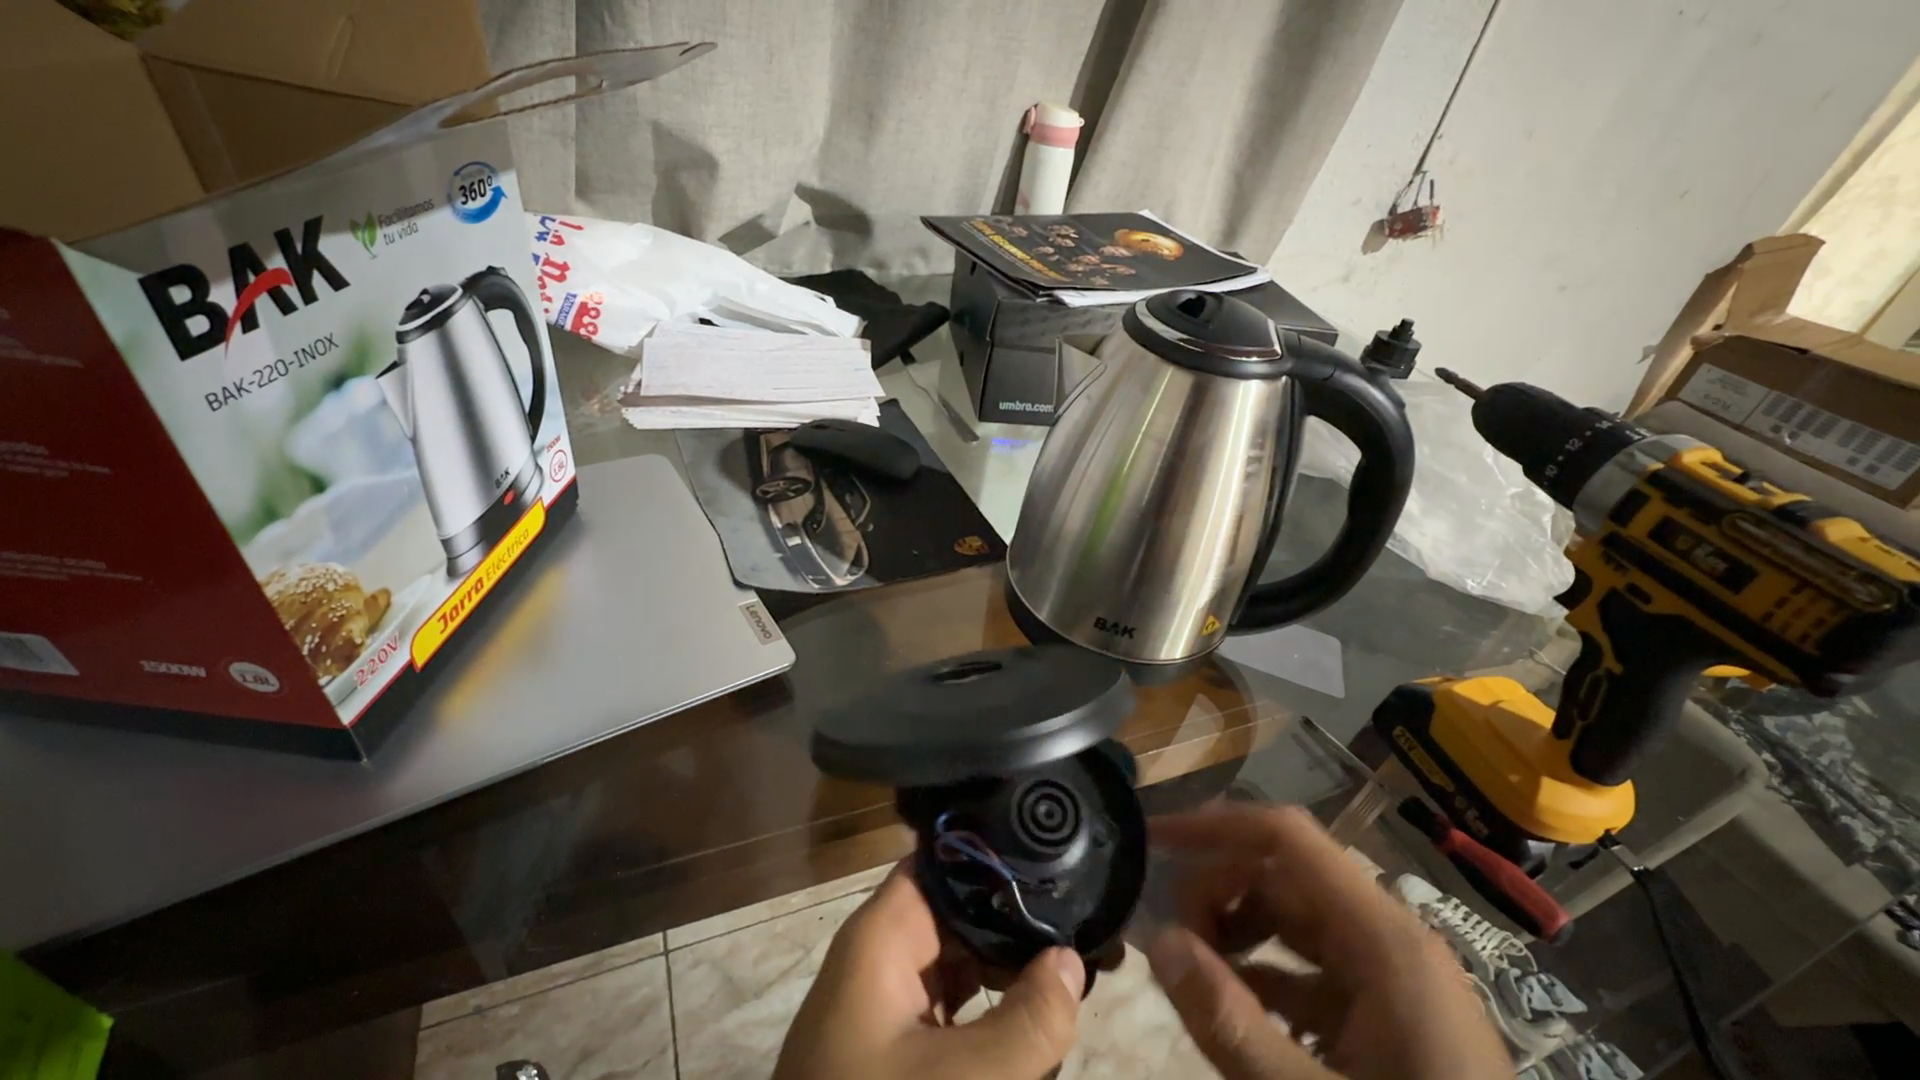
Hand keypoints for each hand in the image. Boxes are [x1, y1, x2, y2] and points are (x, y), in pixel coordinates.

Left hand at [774, 863, 1084, 1079]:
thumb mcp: (968, 1079)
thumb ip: (1030, 1020)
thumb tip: (1069, 960)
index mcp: (882, 937)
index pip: (941, 862)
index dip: (997, 855)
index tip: (1057, 856)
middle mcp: (880, 958)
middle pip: (958, 913)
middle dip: (1018, 922)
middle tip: (1088, 928)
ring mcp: (885, 1006)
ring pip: (959, 965)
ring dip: (1010, 972)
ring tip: (1075, 974)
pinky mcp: (892, 1051)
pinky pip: (950, 1011)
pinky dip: (990, 1015)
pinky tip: (1033, 1027)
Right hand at [1146, 803, 1509, 1079]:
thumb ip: (1229, 1020)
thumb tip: (1159, 940)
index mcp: (1383, 939)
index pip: (1286, 838)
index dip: (1213, 827)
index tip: (1150, 841)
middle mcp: (1390, 940)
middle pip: (1285, 876)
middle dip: (1218, 893)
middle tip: (1172, 946)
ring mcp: (1395, 980)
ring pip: (1296, 922)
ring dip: (1236, 933)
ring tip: (1195, 975)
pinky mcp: (1392, 1019)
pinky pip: (1313, 971)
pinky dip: (1264, 977)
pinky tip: (1235, 1013)